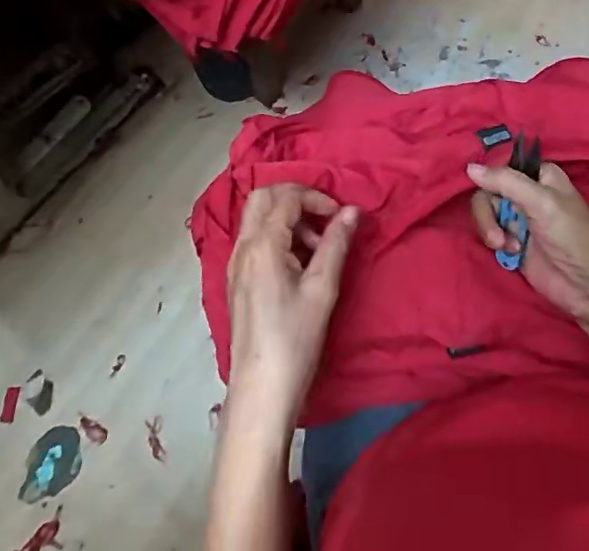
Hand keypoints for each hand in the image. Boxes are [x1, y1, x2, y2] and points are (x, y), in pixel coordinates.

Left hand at [226, 183, 357, 421]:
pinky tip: (301, 263)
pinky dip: (279, 236)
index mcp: (262, 245)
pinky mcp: (238, 280)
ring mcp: (236, 264)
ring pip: (258, 218)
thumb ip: (336, 243)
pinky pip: (256, 240)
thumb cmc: (295, 338)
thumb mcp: (323, 288)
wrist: (261, 391)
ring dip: (289, 218)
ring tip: (318, 246)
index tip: (341, 216)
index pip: (286, 197)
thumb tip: (352, 210)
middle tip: (325, 218)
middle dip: (297, 198)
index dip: (317, 197)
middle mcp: (242, 248)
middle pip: (263, 197)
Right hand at [468, 162, 588, 321]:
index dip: (489, 176)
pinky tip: (511, 253)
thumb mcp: (543, 203)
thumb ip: (507, 182)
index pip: (502, 165)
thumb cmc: (574, 238)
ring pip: (486, 212)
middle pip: (488, 190)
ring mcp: (519, 219)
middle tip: (496, 234)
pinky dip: (494, 242)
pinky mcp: (514, 243)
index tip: (486, 192)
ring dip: (490, 228)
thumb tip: (470, 167)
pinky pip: (490, 233)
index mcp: (540, 175)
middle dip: (487, 212)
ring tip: (505, 246)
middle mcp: (527, 193)